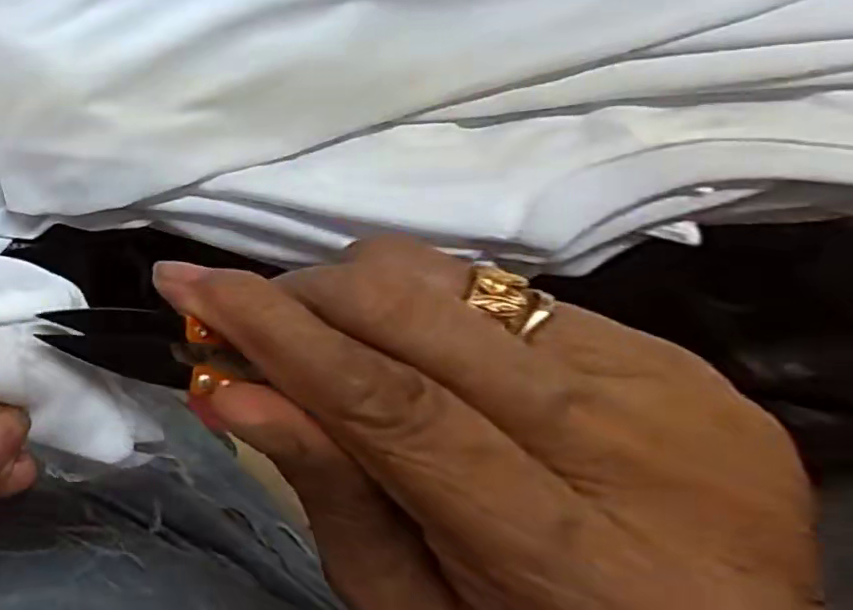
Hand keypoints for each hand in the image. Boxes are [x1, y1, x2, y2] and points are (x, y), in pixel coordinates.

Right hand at [153, 237, 820, 609]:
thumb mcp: (402, 601)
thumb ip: (323, 487)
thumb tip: (221, 390)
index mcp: (581, 566)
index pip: (389, 403)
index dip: (272, 329)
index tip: (179, 279)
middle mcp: (643, 459)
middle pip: (410, 312)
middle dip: (297, 295)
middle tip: (239, 315)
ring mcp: (670, 391)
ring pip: (439, 275)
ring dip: (352, 293)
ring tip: (334, 339)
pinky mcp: (673, 356)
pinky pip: (488, 282)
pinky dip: (420, 304)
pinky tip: (423, 352)